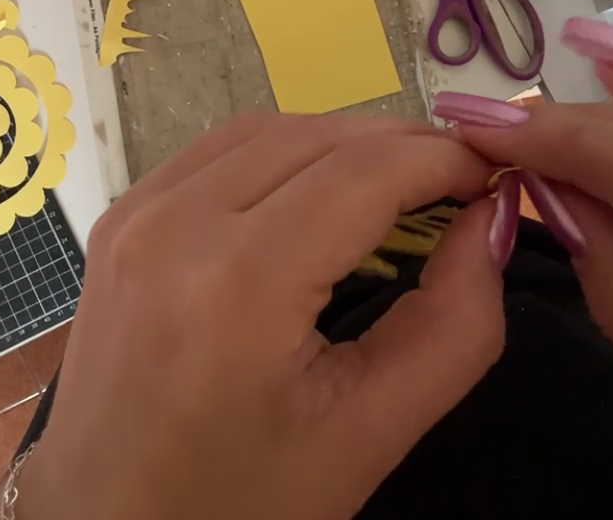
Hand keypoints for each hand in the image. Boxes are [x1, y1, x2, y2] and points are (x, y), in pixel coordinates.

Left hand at [16, 112, 505, 519]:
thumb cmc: (241, 500)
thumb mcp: (369, 434)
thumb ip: (453, 326)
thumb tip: (489, 219)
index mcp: (237, 282)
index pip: (360, 174)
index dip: (438, 157)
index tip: (492, 169)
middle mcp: (175, 222)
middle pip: (312, 138)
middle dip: (396, 144)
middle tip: (454, 175)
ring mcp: (136, 209)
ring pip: (262, 130)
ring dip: (337, 139)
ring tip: (393, 179)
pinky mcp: (121, 213)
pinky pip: (214, 151)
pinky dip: (278, 151)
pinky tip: (311, 186)